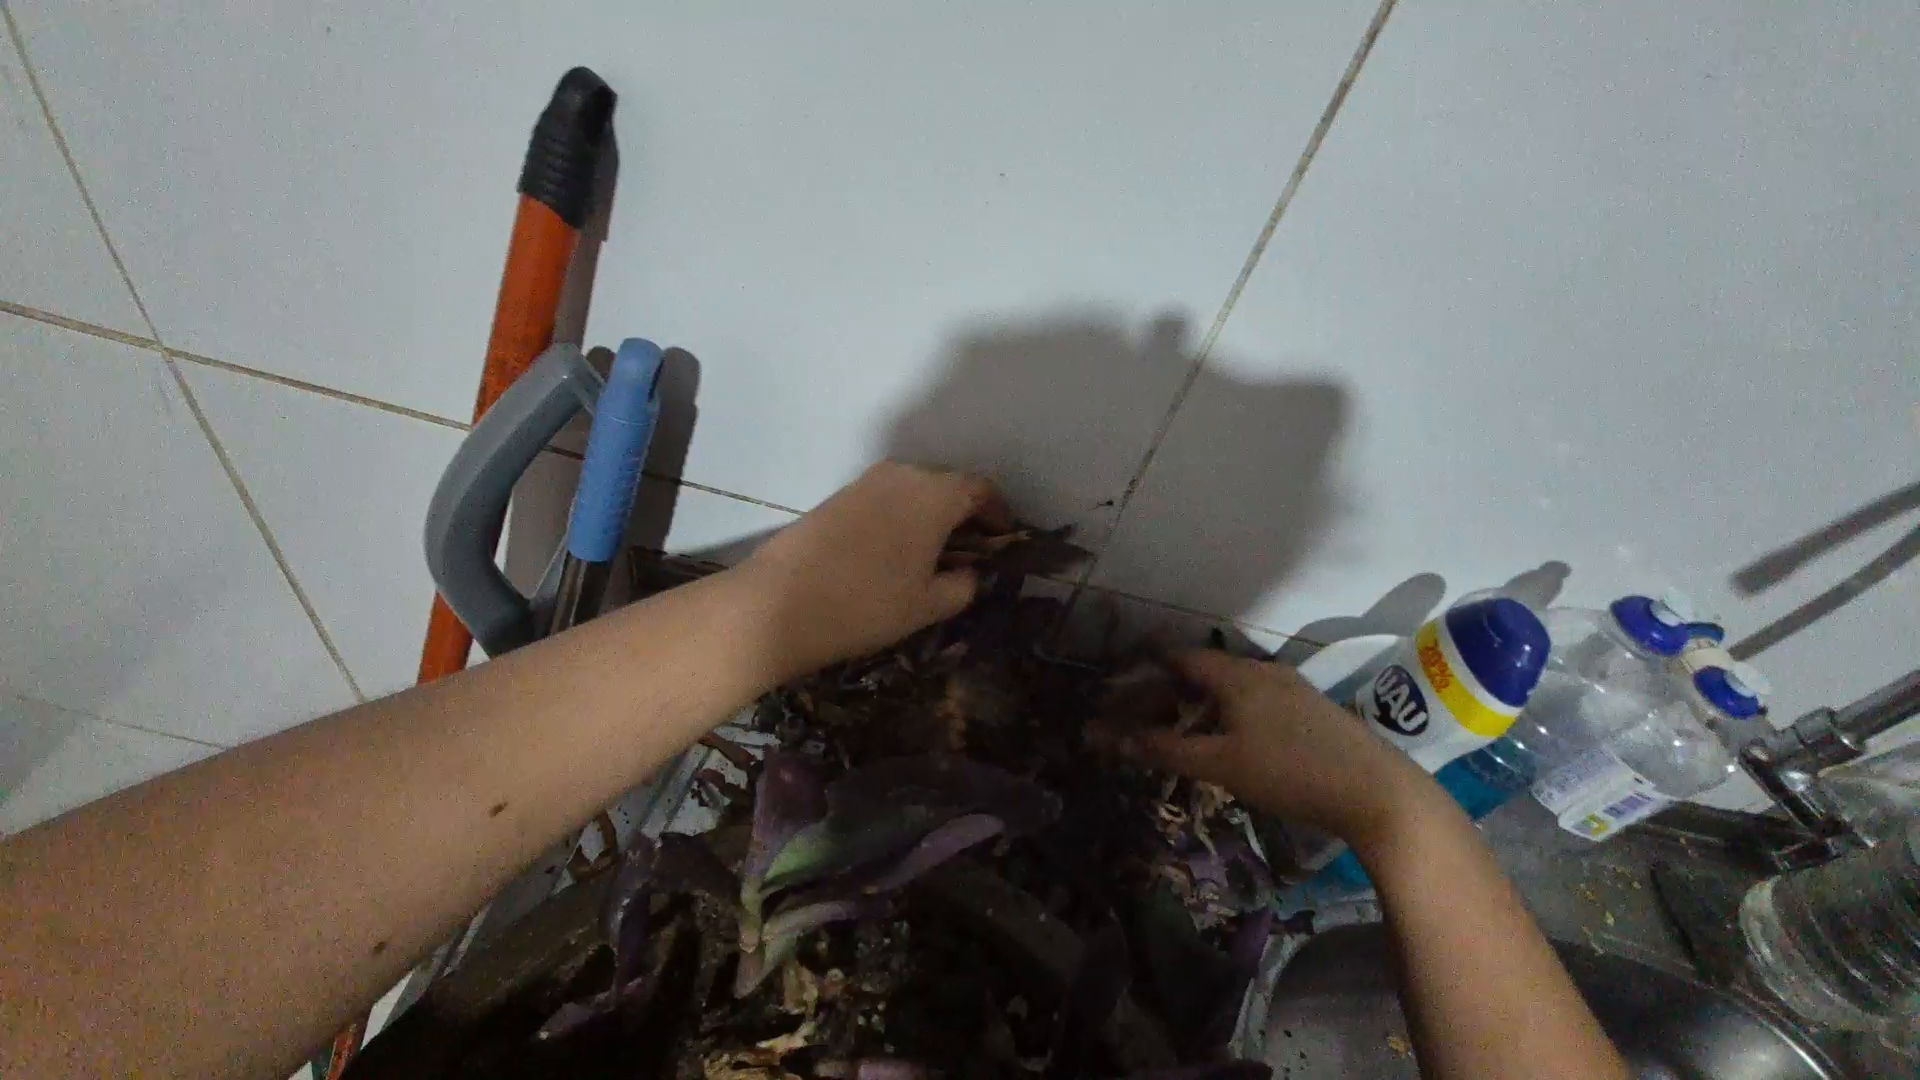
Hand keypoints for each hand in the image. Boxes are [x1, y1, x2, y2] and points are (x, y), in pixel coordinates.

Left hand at [734, 462, 1010, 681]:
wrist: (777, 604)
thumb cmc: (866, 604)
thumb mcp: (928, 605)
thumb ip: (963, 585)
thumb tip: (971, 575)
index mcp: (935, 494)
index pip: (982, 490)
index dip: (1000, 515)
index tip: (1005, 541)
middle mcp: (904, 475)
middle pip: (949, 486)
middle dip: (966, 515)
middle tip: (972, 552)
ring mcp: (867, 482)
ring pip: (916, 491)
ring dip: (933, 515)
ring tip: (934, 555)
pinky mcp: (840, 495)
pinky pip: (887, 498)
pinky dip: (903, 517)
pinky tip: (896, 552)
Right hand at [1120, 649, 1438, 848]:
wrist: (1379, 794)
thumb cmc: (1290, 773)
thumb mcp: (1222, 765)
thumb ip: (1167, 750)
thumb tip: (1116, 739)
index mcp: (1239, 676)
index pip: (1183, 657)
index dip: (1150, 668)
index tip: (1124, 685)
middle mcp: (1265, 672)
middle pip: (1207, 671)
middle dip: (1172, 690)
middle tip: (1146, 714)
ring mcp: (1293, 689)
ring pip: (1233, 687)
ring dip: (1202, 703)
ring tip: (1182, 730)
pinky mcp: (1312, 711)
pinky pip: (1256, 700)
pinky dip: (1229, 712)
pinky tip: (1230, 740)